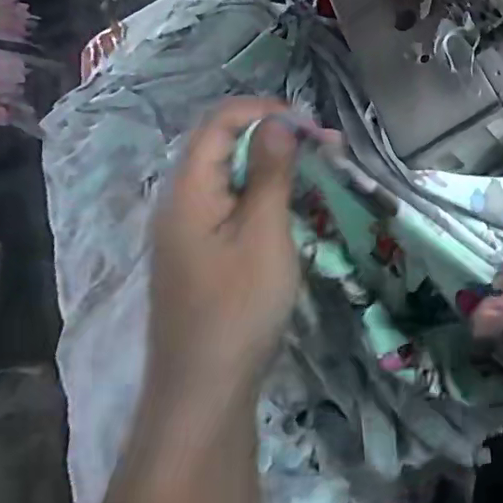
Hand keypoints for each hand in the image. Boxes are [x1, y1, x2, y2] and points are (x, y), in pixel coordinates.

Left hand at [145, 99, 312, 399]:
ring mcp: (185, 230)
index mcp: (187, 191)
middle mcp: (178, 202)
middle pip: (220, 145)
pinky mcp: (198, 252)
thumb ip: (270, 174)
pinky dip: (260, 192)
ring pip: (226, 175)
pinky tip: (289, 207)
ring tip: (315, 172)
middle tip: (324, 148)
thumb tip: (278, 123)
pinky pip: (228, 203)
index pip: (218, 122)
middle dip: (273, 135)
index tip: (312, 126)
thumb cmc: (239, 308)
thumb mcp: (264, 235)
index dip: (264, 111)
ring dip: (270, 164)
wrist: (203, 390)